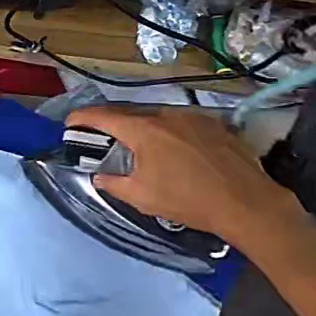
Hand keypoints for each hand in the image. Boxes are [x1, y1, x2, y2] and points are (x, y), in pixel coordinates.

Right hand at [65, 106, 307, 251]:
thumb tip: (101, 176)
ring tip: (146, 151)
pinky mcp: (215, 124)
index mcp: (145, 130)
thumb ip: (116, 183)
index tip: (71, 122)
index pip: (106, 117)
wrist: (244, 200)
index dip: (84, 118)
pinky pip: (185, 125)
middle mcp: (168, 115)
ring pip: (162, 120)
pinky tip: (179, 154)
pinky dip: (173, 135)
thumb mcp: (144, 198)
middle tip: (106, 139)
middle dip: (117, 126)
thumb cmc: (188, 200)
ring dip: (148, 131)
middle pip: (134, 116)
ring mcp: (195, 116)